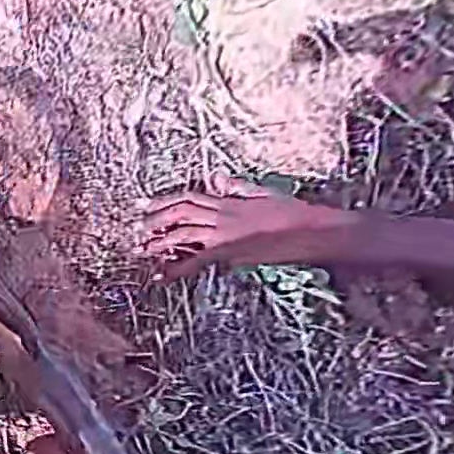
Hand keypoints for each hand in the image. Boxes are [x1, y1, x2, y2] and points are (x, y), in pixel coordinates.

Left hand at [140, 181, 359, 279]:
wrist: (319, 231)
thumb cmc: (296, 215)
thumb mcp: (266, 194)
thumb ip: (237, 187)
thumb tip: (215, 177)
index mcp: (231, 202)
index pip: (190, 197)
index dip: (163, 201)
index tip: (143, 205)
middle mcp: (224, 214)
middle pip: (180, 213)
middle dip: (154, 220)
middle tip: (134, 229)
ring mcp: (225, 232)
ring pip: (182, 234)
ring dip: (158, 243)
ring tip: (140, 250)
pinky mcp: (229, 250)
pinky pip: (195, 260)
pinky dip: (175, 270)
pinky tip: (160, 277)